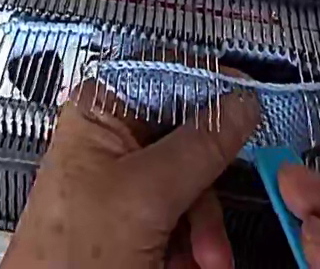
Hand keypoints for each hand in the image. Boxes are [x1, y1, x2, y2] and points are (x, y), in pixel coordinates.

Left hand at [4, 80, 261, 268]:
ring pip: (190, 174)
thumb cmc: (70, 263)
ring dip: (206, 220)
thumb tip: (244, 102)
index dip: (211, 81)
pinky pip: (181, 210)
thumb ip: (202, 143)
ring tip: (207, 257)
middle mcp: (113, 137)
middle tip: (226, 199)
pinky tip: (192, 262)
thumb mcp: (147, 196)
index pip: (168, 70)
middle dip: (210, 176)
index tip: (248, 97)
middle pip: (187, 127)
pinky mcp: (133, 219)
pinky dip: (194, 239)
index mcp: (101, 110)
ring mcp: (124, 180)